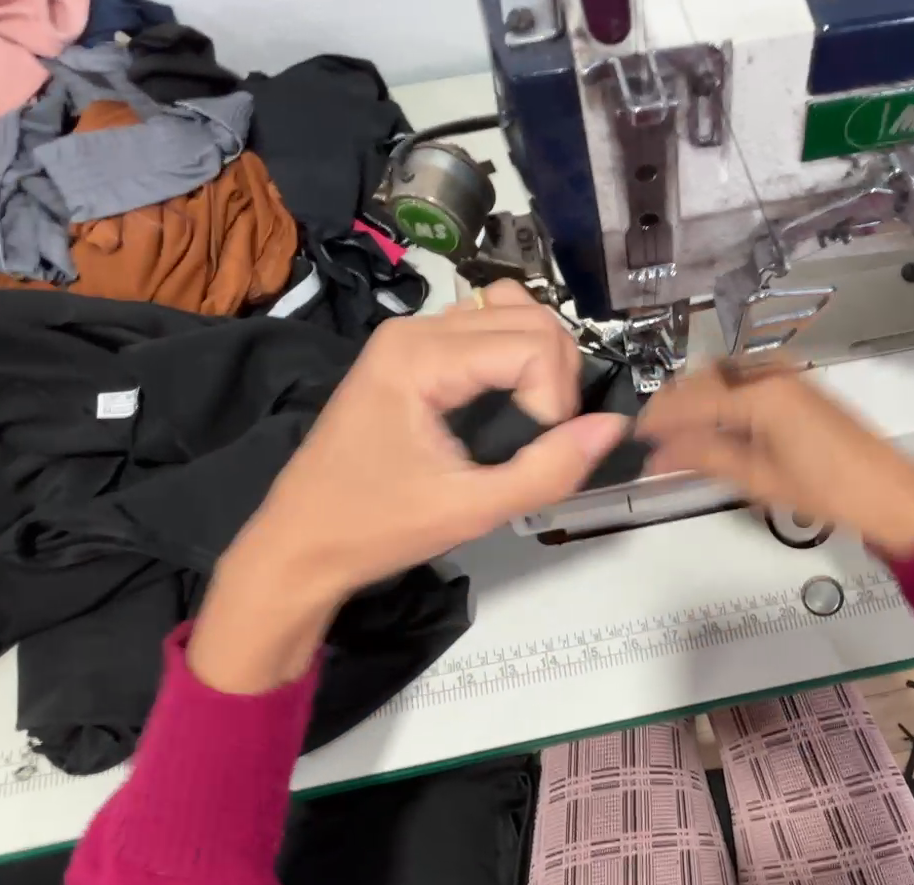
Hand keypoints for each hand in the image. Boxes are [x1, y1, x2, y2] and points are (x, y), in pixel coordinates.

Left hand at [190, 281, 628, 692]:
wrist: (300, 543)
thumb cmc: (377, 528)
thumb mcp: (472, 510)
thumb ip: (549, 471)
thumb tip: (613, 427)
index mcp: (421, 357)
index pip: (534, 343)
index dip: (556, 398)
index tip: (537, 449)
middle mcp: (416, 330)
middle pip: (528, 317)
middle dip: (557, 374)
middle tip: (542, 436)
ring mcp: (410, 337)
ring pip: (510, 312)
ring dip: (543, 360)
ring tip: (534, 417)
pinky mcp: (411, 354)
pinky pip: (485, 329)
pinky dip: (517, 356)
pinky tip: (512, 402)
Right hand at [637, 362, 913, 558]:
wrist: (888, 491)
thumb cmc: (829, 490)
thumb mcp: (758, 479)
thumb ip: (704, 458)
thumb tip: (658, 456)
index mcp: (760, 393)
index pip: (691, 397)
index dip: (659, 417)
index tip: (636, 436)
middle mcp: (770, 372)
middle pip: (703, 379)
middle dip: (675, 406)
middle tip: (656, 440)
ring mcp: (786, 375)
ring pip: (723, 378)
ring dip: (698, 401)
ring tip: (681, 438)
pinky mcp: (797, 385)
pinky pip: (744, 382)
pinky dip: (722, 400)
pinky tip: (716, 427)